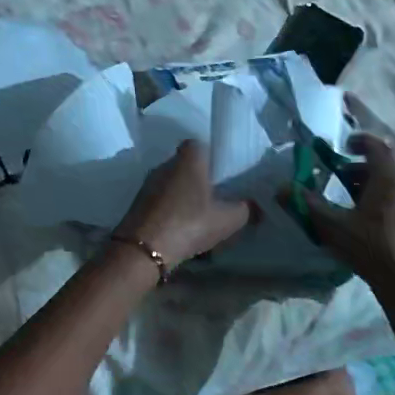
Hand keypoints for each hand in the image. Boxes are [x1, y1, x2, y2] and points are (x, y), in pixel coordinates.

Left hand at [115, 140, 251, 269]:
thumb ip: (246, 209)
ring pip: (174, 183)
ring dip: (186, 195)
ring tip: (202, 215)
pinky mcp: (138, 203)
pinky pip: (162, 200)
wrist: (142, 251)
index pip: (200, 144)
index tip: (225, 174)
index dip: (213, 156)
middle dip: (201, 178)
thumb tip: (256, 205)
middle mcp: (165, 164)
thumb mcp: (228, 219)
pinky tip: (183, 227)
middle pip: (187, 164)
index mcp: (188, 159)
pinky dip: (173, 209)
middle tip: (218, 196)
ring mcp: (148, 184)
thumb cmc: (189, 224)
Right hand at [292, 133, 394, 298]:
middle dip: (359, 169)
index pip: (377, 147)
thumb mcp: (335, 228)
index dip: (360, 141)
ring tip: (346, 203)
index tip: (343, 145)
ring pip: (390, 186)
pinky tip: (363, 224)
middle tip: (338, 178)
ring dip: (368, 187)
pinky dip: (378, 202)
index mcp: (389, 180)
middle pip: (384, 167)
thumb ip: (309, 206)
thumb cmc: (374, 250)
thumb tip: (282, 188)